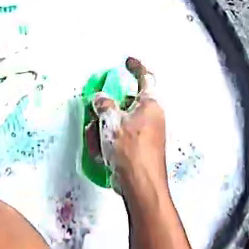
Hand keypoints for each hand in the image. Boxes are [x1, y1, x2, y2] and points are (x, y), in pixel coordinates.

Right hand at [91, 57, 166, 198]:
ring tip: (98, 141)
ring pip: (119, 123)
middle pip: (126, 104)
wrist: (140, 186)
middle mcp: (152, 118)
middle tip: (96, 115)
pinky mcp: (140, 150)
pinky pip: (119, 140)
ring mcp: (147, 135)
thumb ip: (104, 105)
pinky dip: (108, 143)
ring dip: (104, 129)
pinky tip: (103, 154)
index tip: (128, 62)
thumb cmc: (130, 152)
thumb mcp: (111, 121)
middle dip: (107, 110)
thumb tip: (101, 99)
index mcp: (150, 105)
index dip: (136, 68)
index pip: (145, 79)